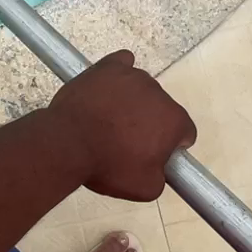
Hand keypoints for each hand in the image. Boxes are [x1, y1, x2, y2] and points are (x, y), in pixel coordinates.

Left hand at [46, 51, 196, 200]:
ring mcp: (131, 75)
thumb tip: (160, 168)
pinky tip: (110, 84)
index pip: (184, 132)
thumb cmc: (108, 165)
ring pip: (140, 89)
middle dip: (149, 123)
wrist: (67, 143)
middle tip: (125, 141)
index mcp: (173, 119)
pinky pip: (122, 63)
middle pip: (161, 108)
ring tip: (107, 119)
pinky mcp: (107, 66)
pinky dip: (118, 72)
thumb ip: (162, 176)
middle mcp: (158, 91)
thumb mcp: (145, 188)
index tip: (152, 154)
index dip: (170, 146)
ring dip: (131, 101)